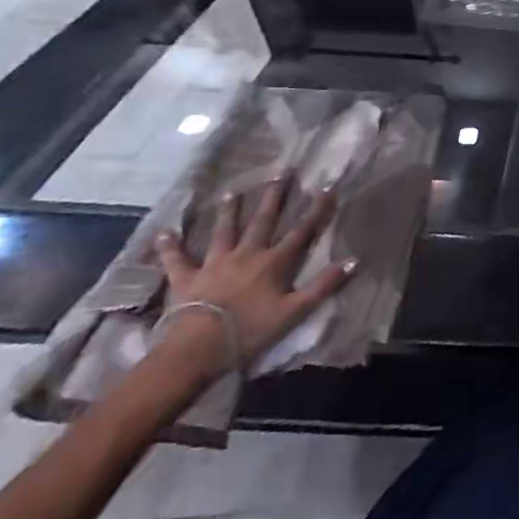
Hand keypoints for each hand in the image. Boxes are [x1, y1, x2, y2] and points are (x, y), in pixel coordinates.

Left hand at [151, 177, 355, 372]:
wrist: (203, 345)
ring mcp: (215, 263)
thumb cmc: (252, 330)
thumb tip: (354, 260)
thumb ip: (323, 286)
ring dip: (227, 211)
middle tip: (279, 173)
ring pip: (223, 231)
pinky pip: (178, 259)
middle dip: (273, 197)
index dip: (315, 211)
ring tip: (230, 191)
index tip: (326, 188)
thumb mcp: (295, 311)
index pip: (300, 232)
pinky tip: (165, 232)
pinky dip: (170, 246)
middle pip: (262, 221)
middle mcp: (246, 254)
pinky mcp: (188, 277)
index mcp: (273, 263)